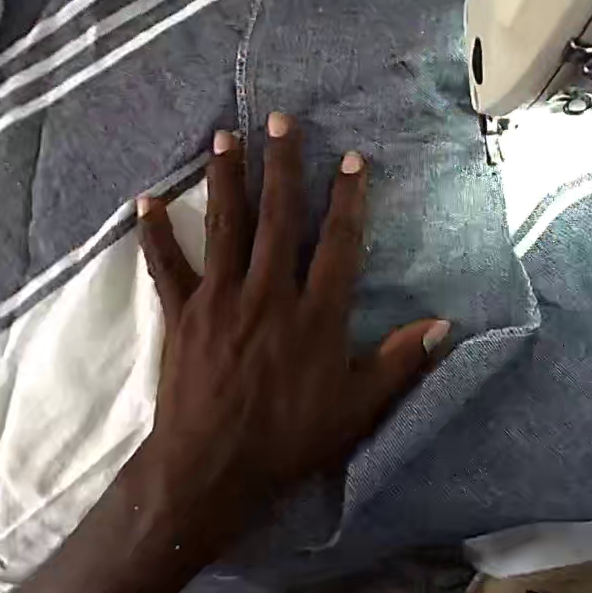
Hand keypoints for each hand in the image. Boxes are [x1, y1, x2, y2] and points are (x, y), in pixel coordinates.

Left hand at [130, 112, 449, 538]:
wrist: (211, 474)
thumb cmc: (291, 439)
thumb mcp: (360, 408)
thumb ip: (402, 361)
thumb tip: (447, 325)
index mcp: (316, 313)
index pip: (339, 242)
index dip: (348, 198)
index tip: (352, 158)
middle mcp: (269, 294)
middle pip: (279, 218)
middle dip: (282, 166)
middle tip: (280, 119)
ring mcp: (221, 300)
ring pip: (226, 227)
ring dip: (226, 179)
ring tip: (225, 136)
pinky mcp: (182, 316)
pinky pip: (166, 268)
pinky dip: (155, 234)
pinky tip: (145, 201)